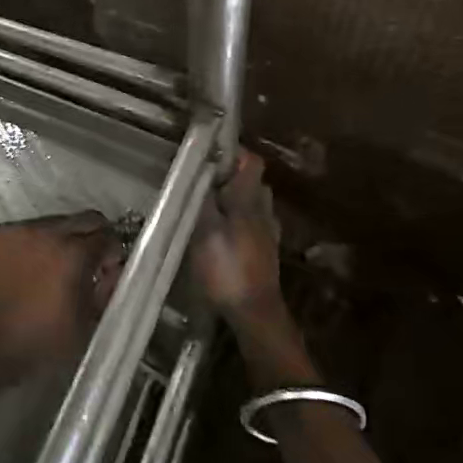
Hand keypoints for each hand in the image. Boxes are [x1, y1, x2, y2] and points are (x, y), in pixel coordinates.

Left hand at [0, 212, 124, 382]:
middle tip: (93, 265)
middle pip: (83, 219)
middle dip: (94, 238)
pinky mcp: (0, 233)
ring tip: (61, 267)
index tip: (111, 270)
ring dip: (66, 237)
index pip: (107, 235)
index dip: (115, 253)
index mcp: (72, 253)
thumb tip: (113, 269)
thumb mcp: (89, 322)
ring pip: (56, 221)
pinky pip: (30, 228)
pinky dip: (40, 241)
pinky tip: (36, 265)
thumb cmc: (43, 340)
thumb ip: (107, 289)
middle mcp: (46, 232)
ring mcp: (19, 229)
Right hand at [189, 151, 284, 326]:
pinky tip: (217, 225)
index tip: (204, 148)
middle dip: (227, 171)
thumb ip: (202, 197)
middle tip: (196, 174)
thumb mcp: (204, 229)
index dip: (231, 150)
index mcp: (249, 201)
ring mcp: (266, 231)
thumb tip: (198, 167)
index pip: (251, 161)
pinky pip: (250, 219)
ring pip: (251, 200)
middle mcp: (263, 211)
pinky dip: (235, 214)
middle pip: (251, 179)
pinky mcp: (263, 249)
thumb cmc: (226, 268)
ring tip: (203, 197)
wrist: (255, 315)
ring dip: (231, 193)